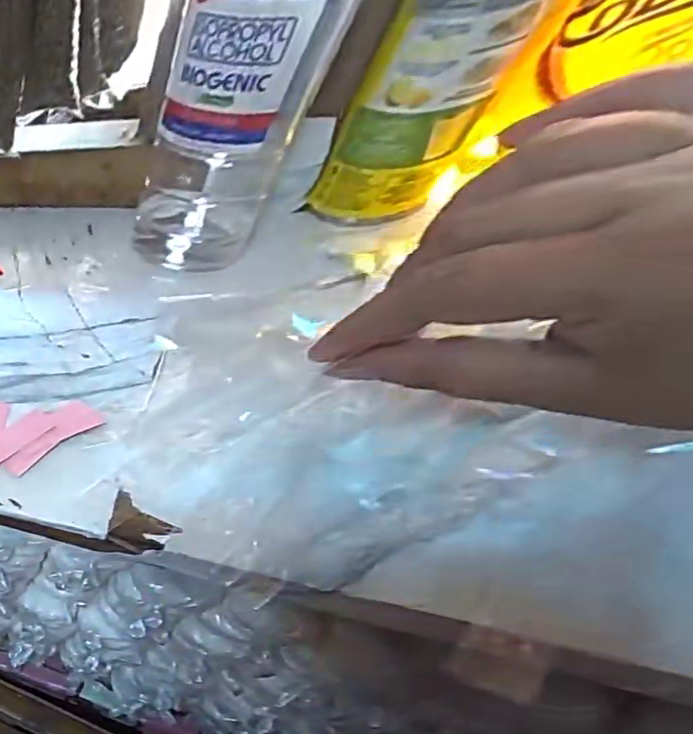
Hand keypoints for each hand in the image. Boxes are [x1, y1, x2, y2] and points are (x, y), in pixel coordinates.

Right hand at [308, 65, 692, 428]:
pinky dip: (562, 116)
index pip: (452, 289)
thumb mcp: (589, 390)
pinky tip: (511, 142)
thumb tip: (357, 366)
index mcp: (622, 267)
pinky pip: (638, 92)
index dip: (375, 321)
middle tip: (394, 320)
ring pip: (536, 162)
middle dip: (413, 279)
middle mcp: (656, 189)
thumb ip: (464, 371)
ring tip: (438, 254)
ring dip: (464, 214)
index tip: (329, 354)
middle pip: (479, 224)